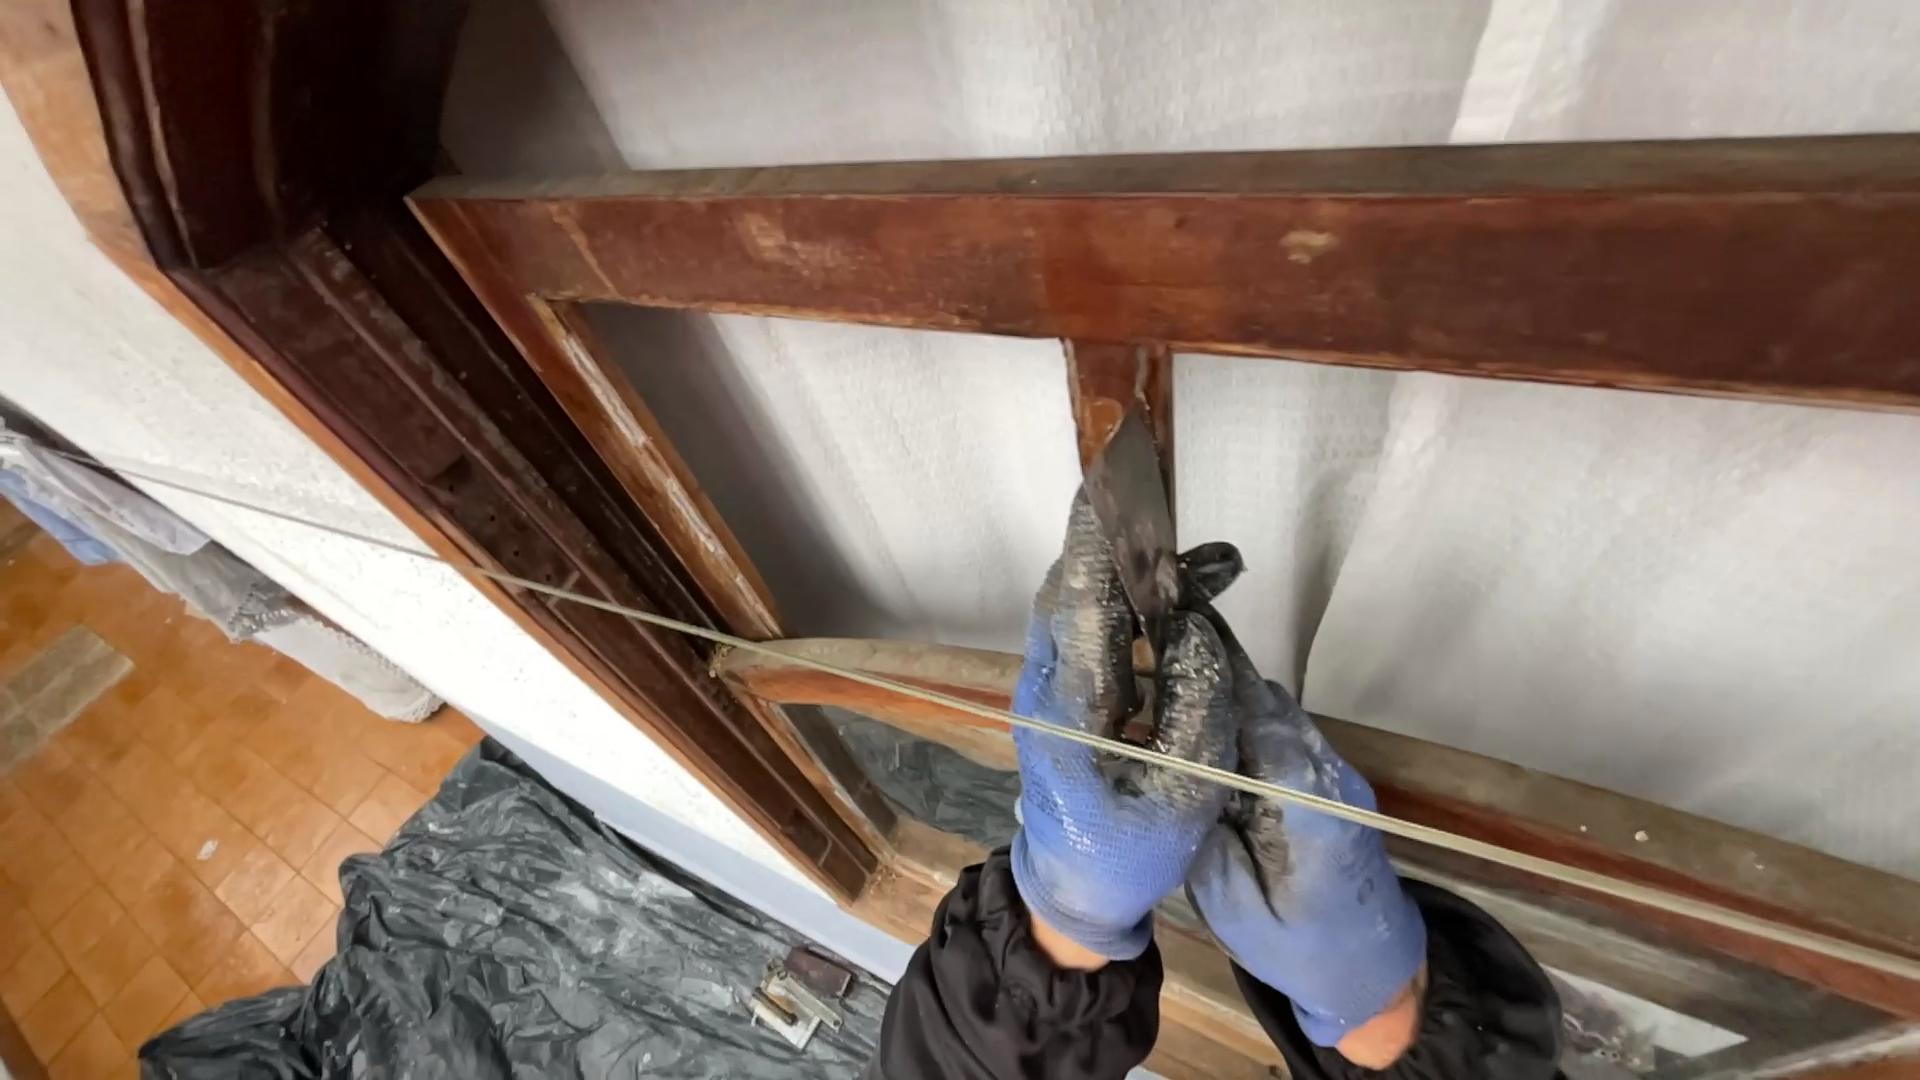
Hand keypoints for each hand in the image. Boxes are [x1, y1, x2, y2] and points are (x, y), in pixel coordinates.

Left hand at [1010, 492, 1237, 960]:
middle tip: (1171, 507)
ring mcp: (1051, 680)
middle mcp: (1046, 681)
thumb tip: (1194, 626)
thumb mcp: (1182, 793)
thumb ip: (1195, 707)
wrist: (1075, 882)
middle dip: (1122, 543)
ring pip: (1088, 603)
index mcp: (1065, 709)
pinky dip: (1139, 606)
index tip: (1110, 484)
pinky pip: (1100, 628)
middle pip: (1076, 590)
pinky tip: (1187, 599)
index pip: (1079, 606)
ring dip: (1140, 574)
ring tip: (1218, 561)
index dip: (1097, 543)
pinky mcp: (1066, 685)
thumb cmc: (1126, 851)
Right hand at [1185, 623, 1427, 1049]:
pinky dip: (1251, 714)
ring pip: (1282, 713)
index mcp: (1307, 811)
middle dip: (1222, 674)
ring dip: (1235, 691)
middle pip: (1272, 707)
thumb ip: (1203, 829)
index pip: (1264, 725)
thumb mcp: (1230, 904)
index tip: (1181, 638)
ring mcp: (1338, 776)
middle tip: (1167, 642)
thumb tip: (1177, 767)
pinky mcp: (1334, 779)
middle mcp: (1329, 779)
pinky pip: (1289, 730)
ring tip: (1182, 670)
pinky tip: (1213, 715)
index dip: (1222, 680)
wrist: (1374, 972)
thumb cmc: (1295, 948)